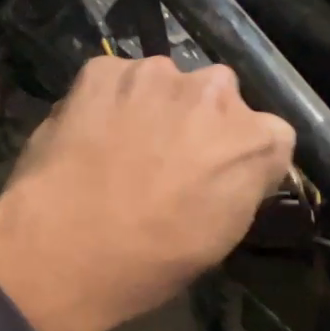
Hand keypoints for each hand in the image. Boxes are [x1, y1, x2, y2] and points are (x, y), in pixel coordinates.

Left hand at [0, 56, 295, 330]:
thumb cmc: (150, 262)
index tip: (212, 181)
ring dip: (150, 106)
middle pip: (215, 98)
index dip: (236, 158)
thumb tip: (221, 169)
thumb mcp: (220, 236)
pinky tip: (87, 135)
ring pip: (163, 84)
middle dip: (196, 122)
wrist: (63, 247)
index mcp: (257, 139)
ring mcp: (156, 73)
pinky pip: (114, 80)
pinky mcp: (102, 68)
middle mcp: (216, 90)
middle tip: (163, 159)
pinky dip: (106, 100)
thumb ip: (236, 184)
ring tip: (118, 147)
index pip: (266, 135)